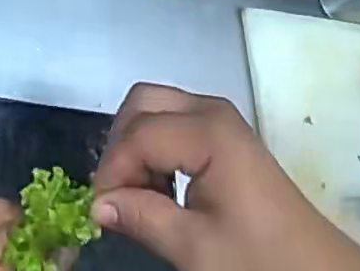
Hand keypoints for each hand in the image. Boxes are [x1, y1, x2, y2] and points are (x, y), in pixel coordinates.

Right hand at [90, 83, 359, 270]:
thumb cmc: (264, 262)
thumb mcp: (199, 250)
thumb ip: (142, 218)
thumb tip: (95, 205)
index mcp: (208, 130)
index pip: (138, 135)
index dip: (112, 171)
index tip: (98, 208)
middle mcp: (209, 109)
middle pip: (141, 104)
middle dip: (121, 145)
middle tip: (116, 194)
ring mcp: (218, 117)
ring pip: (152, 108)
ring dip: (135, 144)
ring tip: (138, 196)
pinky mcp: (222, 133)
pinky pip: (171, 120)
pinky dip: (153, 146)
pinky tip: (159, 188)